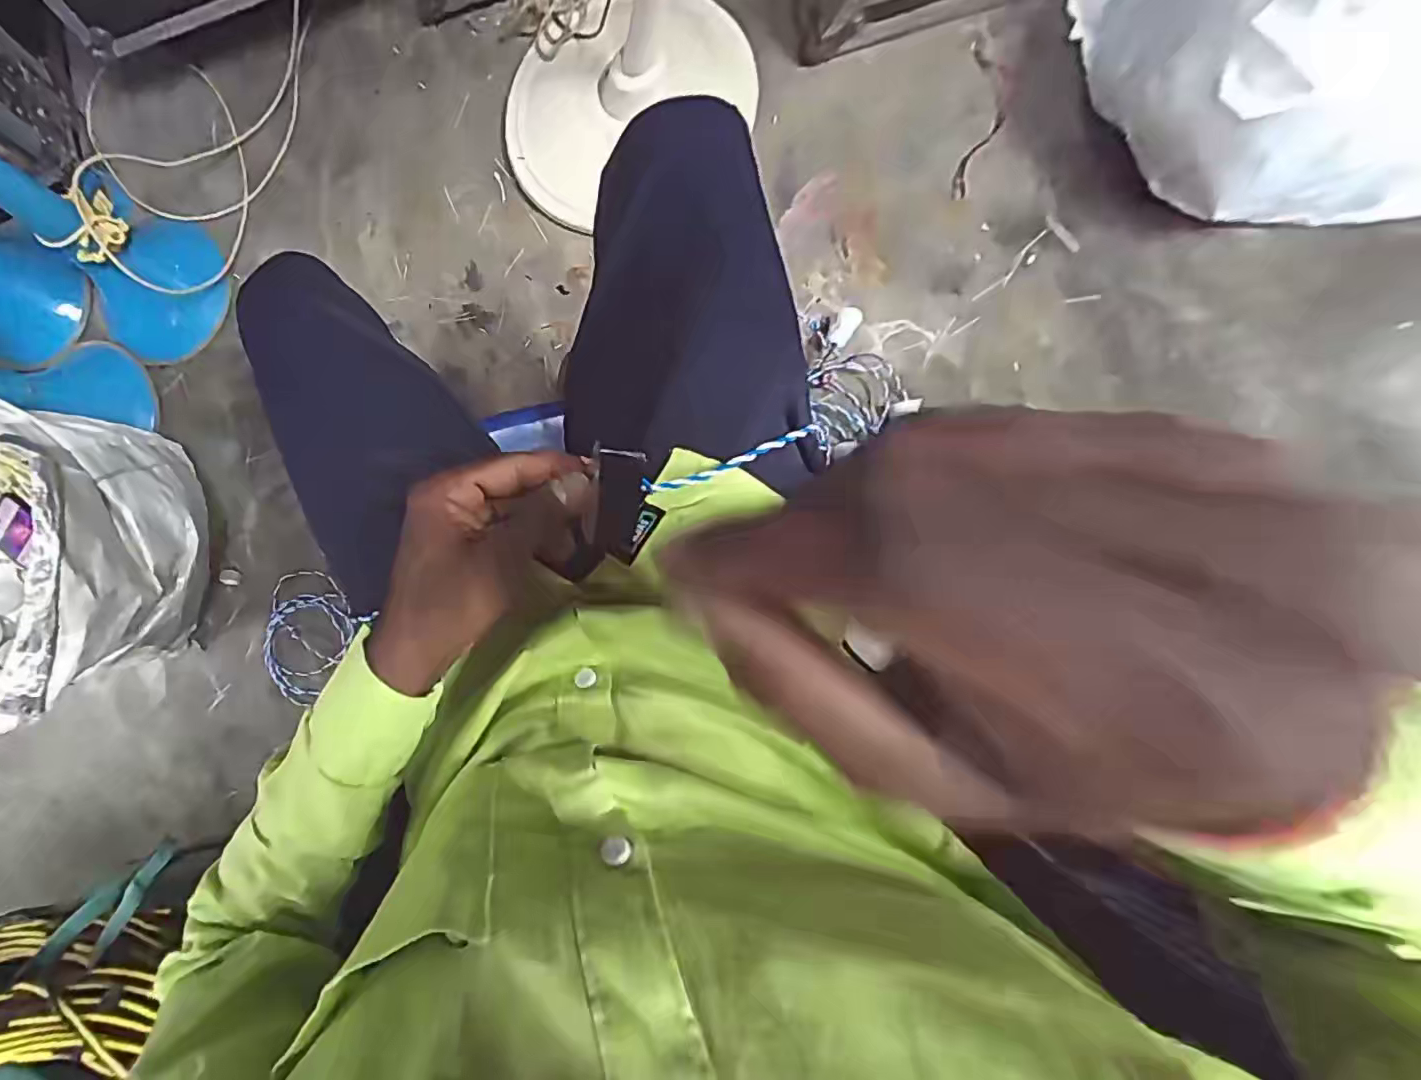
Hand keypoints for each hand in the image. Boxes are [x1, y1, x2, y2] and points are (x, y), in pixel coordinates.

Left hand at [367, 452, 592, 695]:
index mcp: (447, 490)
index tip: (599, 470)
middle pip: (512, 486)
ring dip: (547, 522)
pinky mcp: (463, 547)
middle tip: (600, 505)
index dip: (555, 467)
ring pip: (512, 510)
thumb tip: (583, 480)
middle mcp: (448, 497)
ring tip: (587, 535)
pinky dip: (531, 539)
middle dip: (554, 497)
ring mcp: (454, 523)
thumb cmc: (452, 604)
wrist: (413, 656)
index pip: (510, 465)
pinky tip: (562, 552)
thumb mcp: (501, 557)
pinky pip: (503, 532)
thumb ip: (541, 515)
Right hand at [663, 407, 1420, 836]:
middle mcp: (1178, 557)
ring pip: (929, 446)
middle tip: (769, 566)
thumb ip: (811, 695)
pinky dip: (915, 465)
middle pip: (900, 492)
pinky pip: (982, 425)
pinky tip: (929, 512)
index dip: (764, 554)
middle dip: (799, 528)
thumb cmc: (1076, 772)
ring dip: (850, 494)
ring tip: (859, 549)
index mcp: (1126, 686)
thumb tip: (709, 601)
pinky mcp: (1192, 428)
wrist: (1282, 721)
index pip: (895, 571)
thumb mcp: (933, 775)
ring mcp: (1201, 471)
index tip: (682, 563)